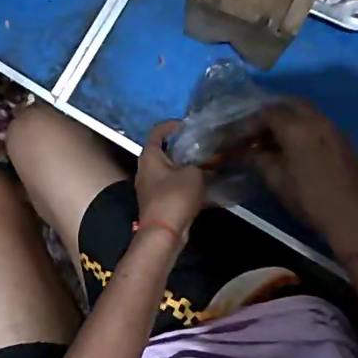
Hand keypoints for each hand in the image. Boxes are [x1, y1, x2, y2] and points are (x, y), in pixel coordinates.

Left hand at [135, 121, 206, 238]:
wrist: (164, 232)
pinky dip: (187, 182)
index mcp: (149, 156)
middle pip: (164, 150)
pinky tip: (205, 184)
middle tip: (202, 143)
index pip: (158, 131)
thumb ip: (202, 163)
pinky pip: (174, 185)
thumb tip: (210, 160)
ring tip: (207, 161)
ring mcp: (151, 186)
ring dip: (186, 165)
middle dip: (183, 146)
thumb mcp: (194, 174)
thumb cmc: (175, 196)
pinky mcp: (159, 200)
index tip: (189, 125)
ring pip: (170, 169)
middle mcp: (146, 169)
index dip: (173, 124)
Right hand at [254, 99, 357, 259]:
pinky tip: (297, 145)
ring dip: (289, 117)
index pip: (268, 112)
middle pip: (290, 103)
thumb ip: (259, 159)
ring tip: (276, 138)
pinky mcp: (343, 138)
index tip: (244, 137)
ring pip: (307, 110)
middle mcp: (316, 120)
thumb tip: (248, 151)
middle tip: (259, 131)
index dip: (252, 122)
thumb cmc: (308, 199)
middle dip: (272, 113)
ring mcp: (333, 127)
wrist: (349, 215)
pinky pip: (319, 122)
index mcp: (297, 129)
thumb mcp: (276, 180)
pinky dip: (304, 125)